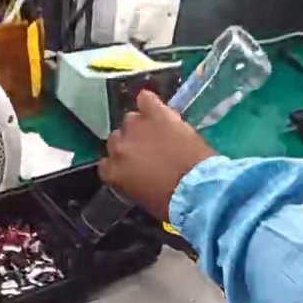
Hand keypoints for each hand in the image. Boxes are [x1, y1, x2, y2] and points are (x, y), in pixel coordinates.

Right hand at [100, 90, 215, 220]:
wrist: (196, 189)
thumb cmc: (170, 202)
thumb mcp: (142, 198)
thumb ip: (131, 182)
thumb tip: (135, 176)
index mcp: (114, 172)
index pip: (105, 164)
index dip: (118, 164)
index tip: (129, 167)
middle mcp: (119, 147)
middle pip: (115, 139)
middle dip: (129, 145)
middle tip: (146, 151)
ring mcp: (137, 128)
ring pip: (130, 120)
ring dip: (140, 127)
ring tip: (155, 133)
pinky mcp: (158, 115)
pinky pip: (146, 99)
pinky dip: (148, 102)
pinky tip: (153, 107)